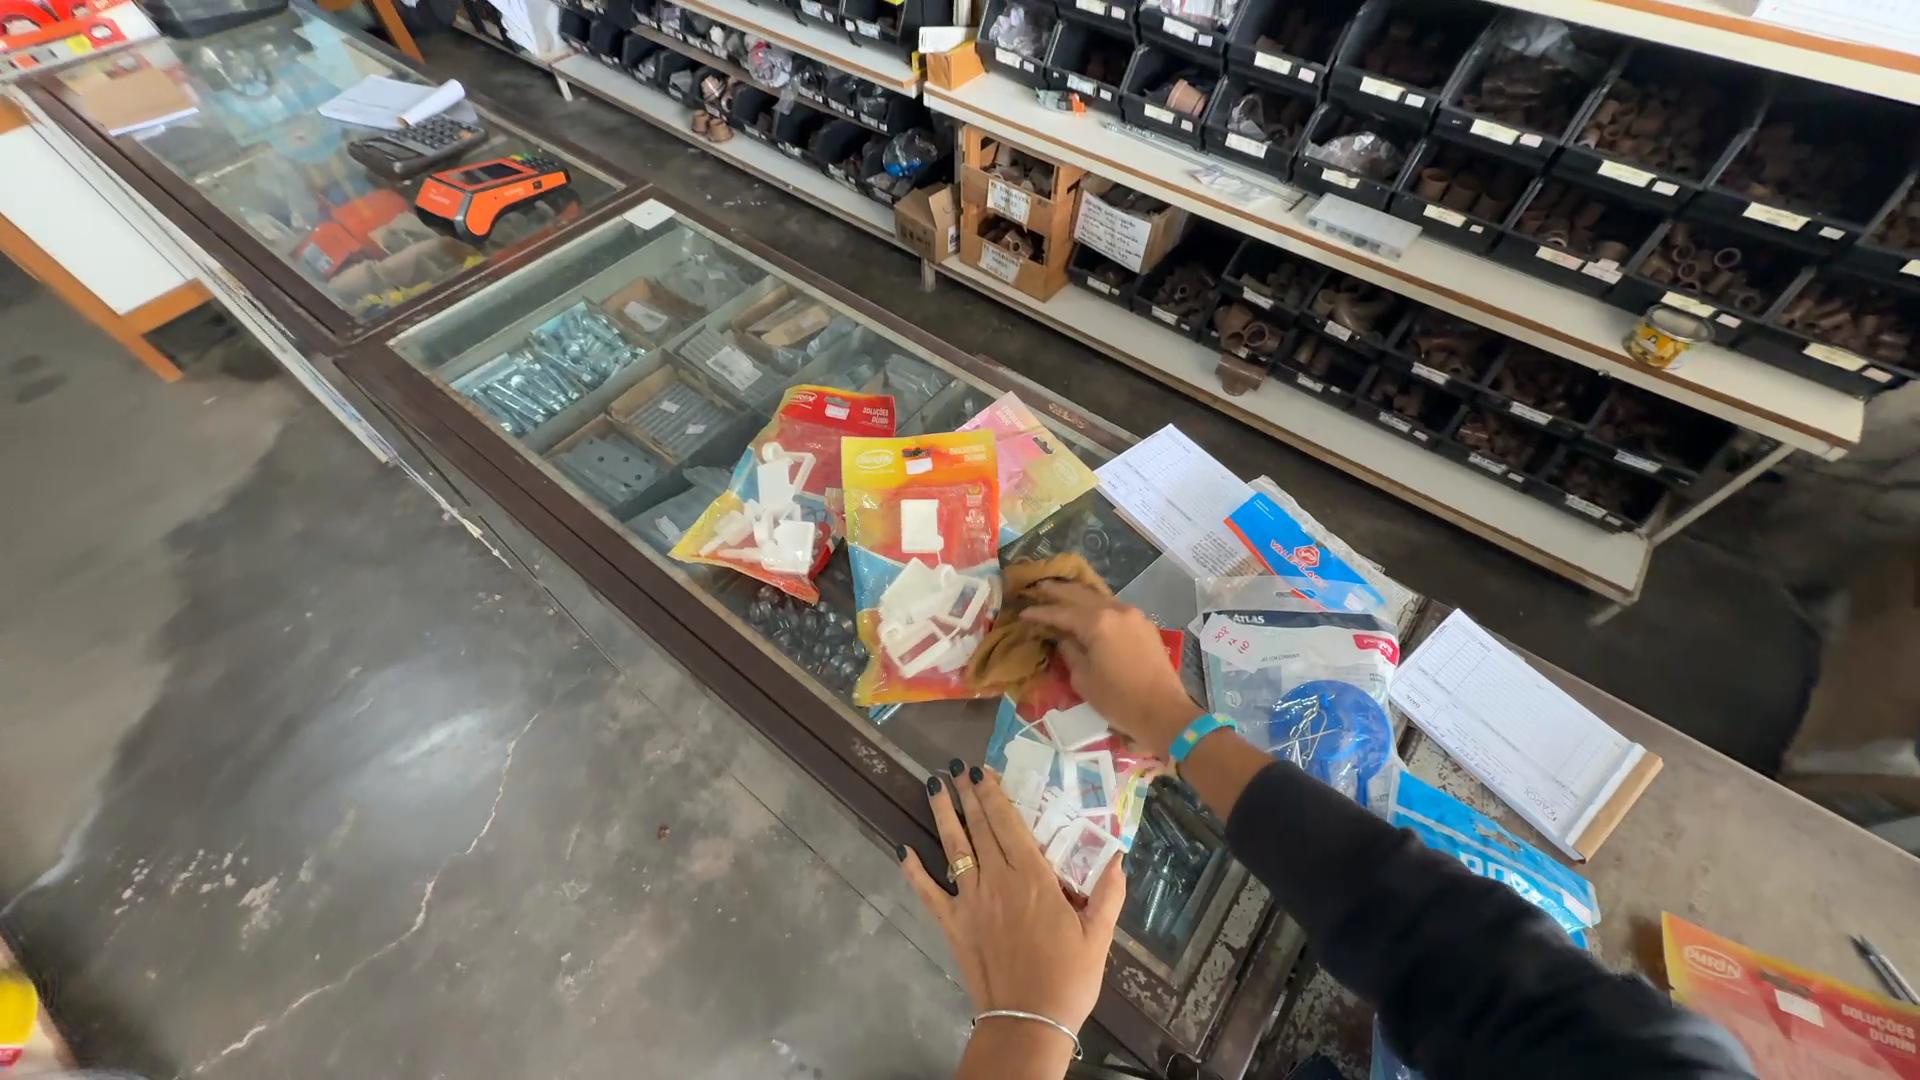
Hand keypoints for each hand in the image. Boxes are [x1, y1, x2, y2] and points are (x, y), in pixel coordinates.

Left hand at [899, 764, 1122, 1037]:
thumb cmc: (1068, 979)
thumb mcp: (1099, 937)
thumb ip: (1108, 893)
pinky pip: (929, 892)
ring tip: (934, 786)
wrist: (1029, 1024)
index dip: (994, 794)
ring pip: (954, 847)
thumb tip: (1119, 856)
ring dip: (943, 814)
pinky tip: (902, 848)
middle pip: (980, 827)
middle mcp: (998, 880)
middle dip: (968, 794)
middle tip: (958, 766)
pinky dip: (914, 871)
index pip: (1008, 824)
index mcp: (1033, 878)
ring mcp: (971, 901)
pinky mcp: (953, 924)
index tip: (982, 771)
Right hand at [1020, 584, 1202, 756]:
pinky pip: (1114, 607)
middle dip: (1058, 592)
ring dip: (1078, 596)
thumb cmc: (1118, 699)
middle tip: (1038, 588)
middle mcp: (1116, 610)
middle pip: (1080, 595)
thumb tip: (1062, 637)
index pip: (1061, 612)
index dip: (1040, 612)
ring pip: (1099, 598)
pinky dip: (1096, 605)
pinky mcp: (1144, 625)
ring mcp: (1133, 615)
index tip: (1023, 613)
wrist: (1164, 712)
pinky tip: (1087, 609)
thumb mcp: (1083, 678)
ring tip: (1060, 593)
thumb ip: (1069, 650)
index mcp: (1097, 622)